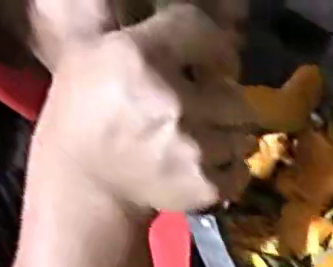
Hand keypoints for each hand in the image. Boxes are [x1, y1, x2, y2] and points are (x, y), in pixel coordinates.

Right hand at [30, 4, 252, 213]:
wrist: (91, 180)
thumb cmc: (89, 108)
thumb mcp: (93, 48)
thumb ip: (130, 20)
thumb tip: (176, 8)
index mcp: (139, 56)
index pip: (203, 33)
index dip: (214, 48)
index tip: (213, 61)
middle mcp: (173, 101)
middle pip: (236, 96)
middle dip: (225, 102)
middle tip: (206, 108)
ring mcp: (195, 148)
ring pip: (243, 136)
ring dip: (228, 136)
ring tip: (201, 137)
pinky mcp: (209, 184)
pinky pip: (242, 169)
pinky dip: (229, 168)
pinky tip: (202, 163)